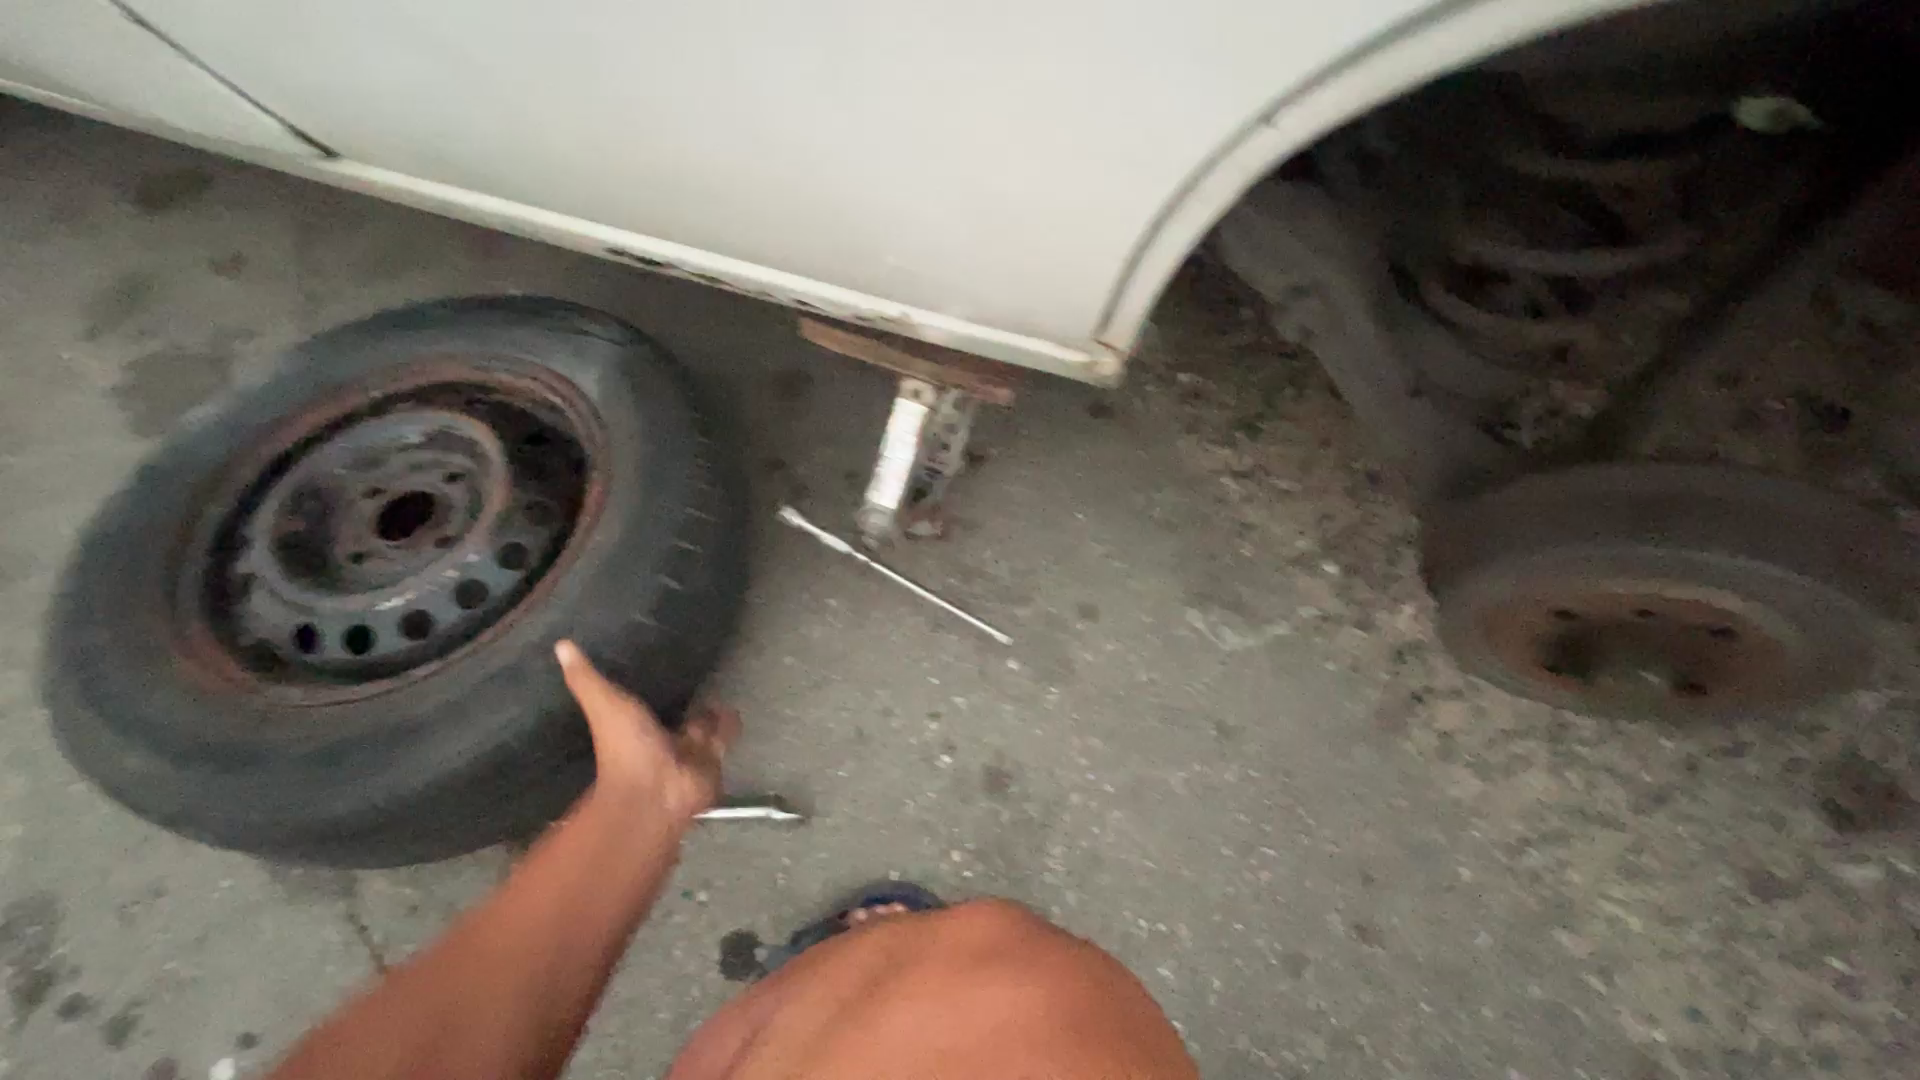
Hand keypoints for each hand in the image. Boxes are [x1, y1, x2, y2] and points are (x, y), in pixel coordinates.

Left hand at [554, 639, 739, 823]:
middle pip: (678, 718)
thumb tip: (562, 644)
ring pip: (703, 727)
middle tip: (701, 682)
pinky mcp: (714, 758)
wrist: (656, 791)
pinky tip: (734, 709)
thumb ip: (586, 678)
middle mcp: (663, 739)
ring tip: (721, 693)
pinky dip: (730, 724)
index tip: (662, 671)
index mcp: (636, 727)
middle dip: (688, 705)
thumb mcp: (604, 705)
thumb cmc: (626, 748)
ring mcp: (690, 751)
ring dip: (711, 715)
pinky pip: (725, 736)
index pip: (647, 705)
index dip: (654, 692)